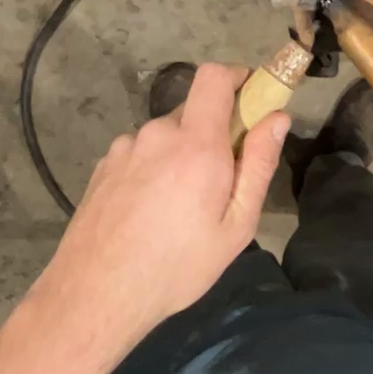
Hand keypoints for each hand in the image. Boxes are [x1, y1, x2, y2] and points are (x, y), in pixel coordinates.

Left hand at [21, 63, 288, 361]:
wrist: (94, 296)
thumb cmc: (178, 266)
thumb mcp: (236, 225)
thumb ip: (259, 165)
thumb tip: (277, 118)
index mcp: (195, 143)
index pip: (214, 77)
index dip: (238, 77)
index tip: (254, 100)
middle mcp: (157, 134)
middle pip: (194, 111)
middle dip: (214, 134)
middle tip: (222, 183)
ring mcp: (124, 149)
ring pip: (166, 136)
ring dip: (182, 156)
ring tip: (182, 210)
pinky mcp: (103, 167)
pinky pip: (142, 154)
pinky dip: (155, 170)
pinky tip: (151, 214)